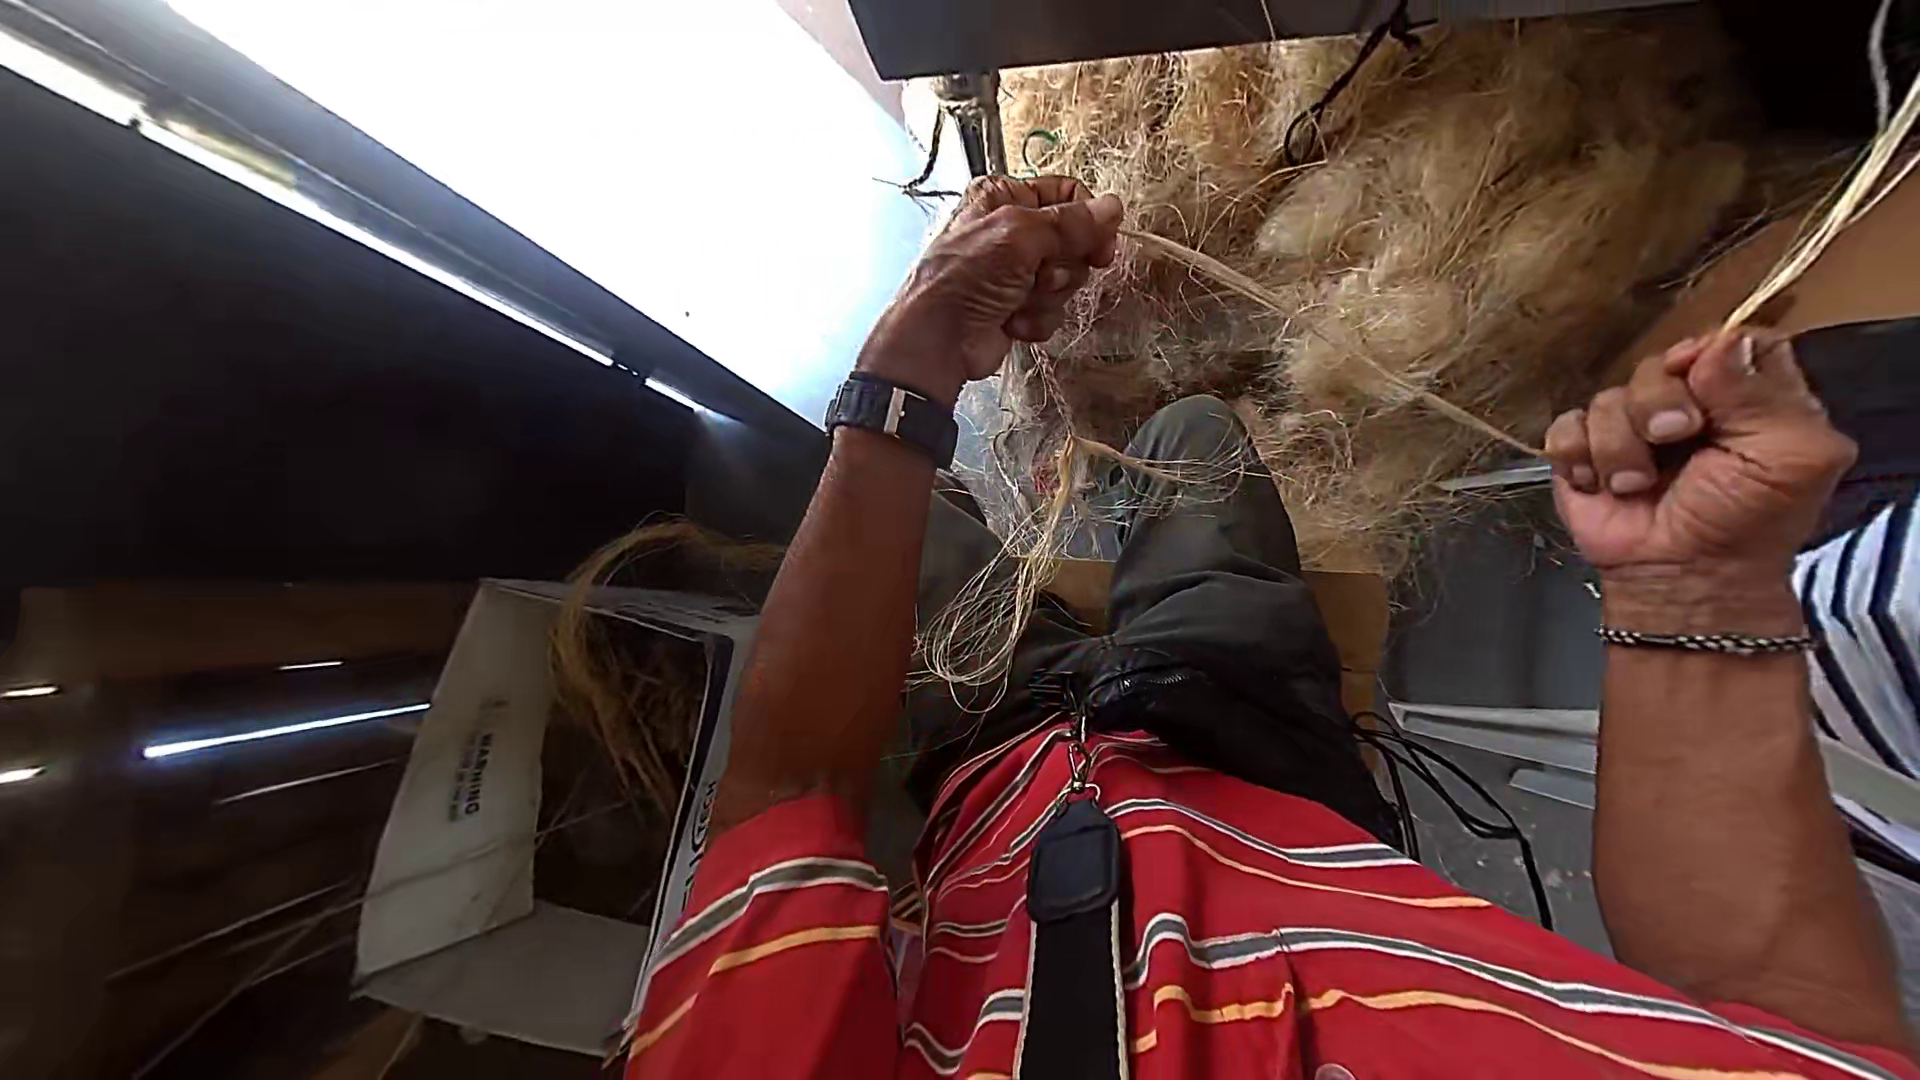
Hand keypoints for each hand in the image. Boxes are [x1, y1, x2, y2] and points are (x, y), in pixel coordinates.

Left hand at [856, 176, 1122, 405]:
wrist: (939, 340)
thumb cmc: (970, 276)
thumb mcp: (1020, 236)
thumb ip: (1071, 223)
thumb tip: (1114, 207)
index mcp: (1007, 198)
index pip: (1068, 195)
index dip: (1089, 222)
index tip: (1102, 248)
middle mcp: (1013, 233)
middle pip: (1072, 244)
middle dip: (1060, 268)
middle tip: (1039, 278)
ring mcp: (1016, 275)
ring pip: (1065, 282)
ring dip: (1046, 297)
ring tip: (1017, 302)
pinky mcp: (1019, 311)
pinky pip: (1051, 312)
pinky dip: (1035, 320)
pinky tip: (1011, 324)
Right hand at [1545, 331, 1854, 623]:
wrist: (1673, 567)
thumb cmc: (1744, 518)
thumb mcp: (1789, 455)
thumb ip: (1761, 396)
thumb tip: (1716, 343)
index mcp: (1747, 398)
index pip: (1731, 342)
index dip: (1709, 350)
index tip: (1696, 374)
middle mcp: (1684, 406)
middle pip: (1656, 367)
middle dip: (1655, 404)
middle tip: (1671, 439)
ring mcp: (1624, 430)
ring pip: (1603, 402)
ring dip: (1616, 447)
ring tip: (1634, 483)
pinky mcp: (1576, 453)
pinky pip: (1561, 430)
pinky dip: (1575, 458)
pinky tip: (1595, 483)